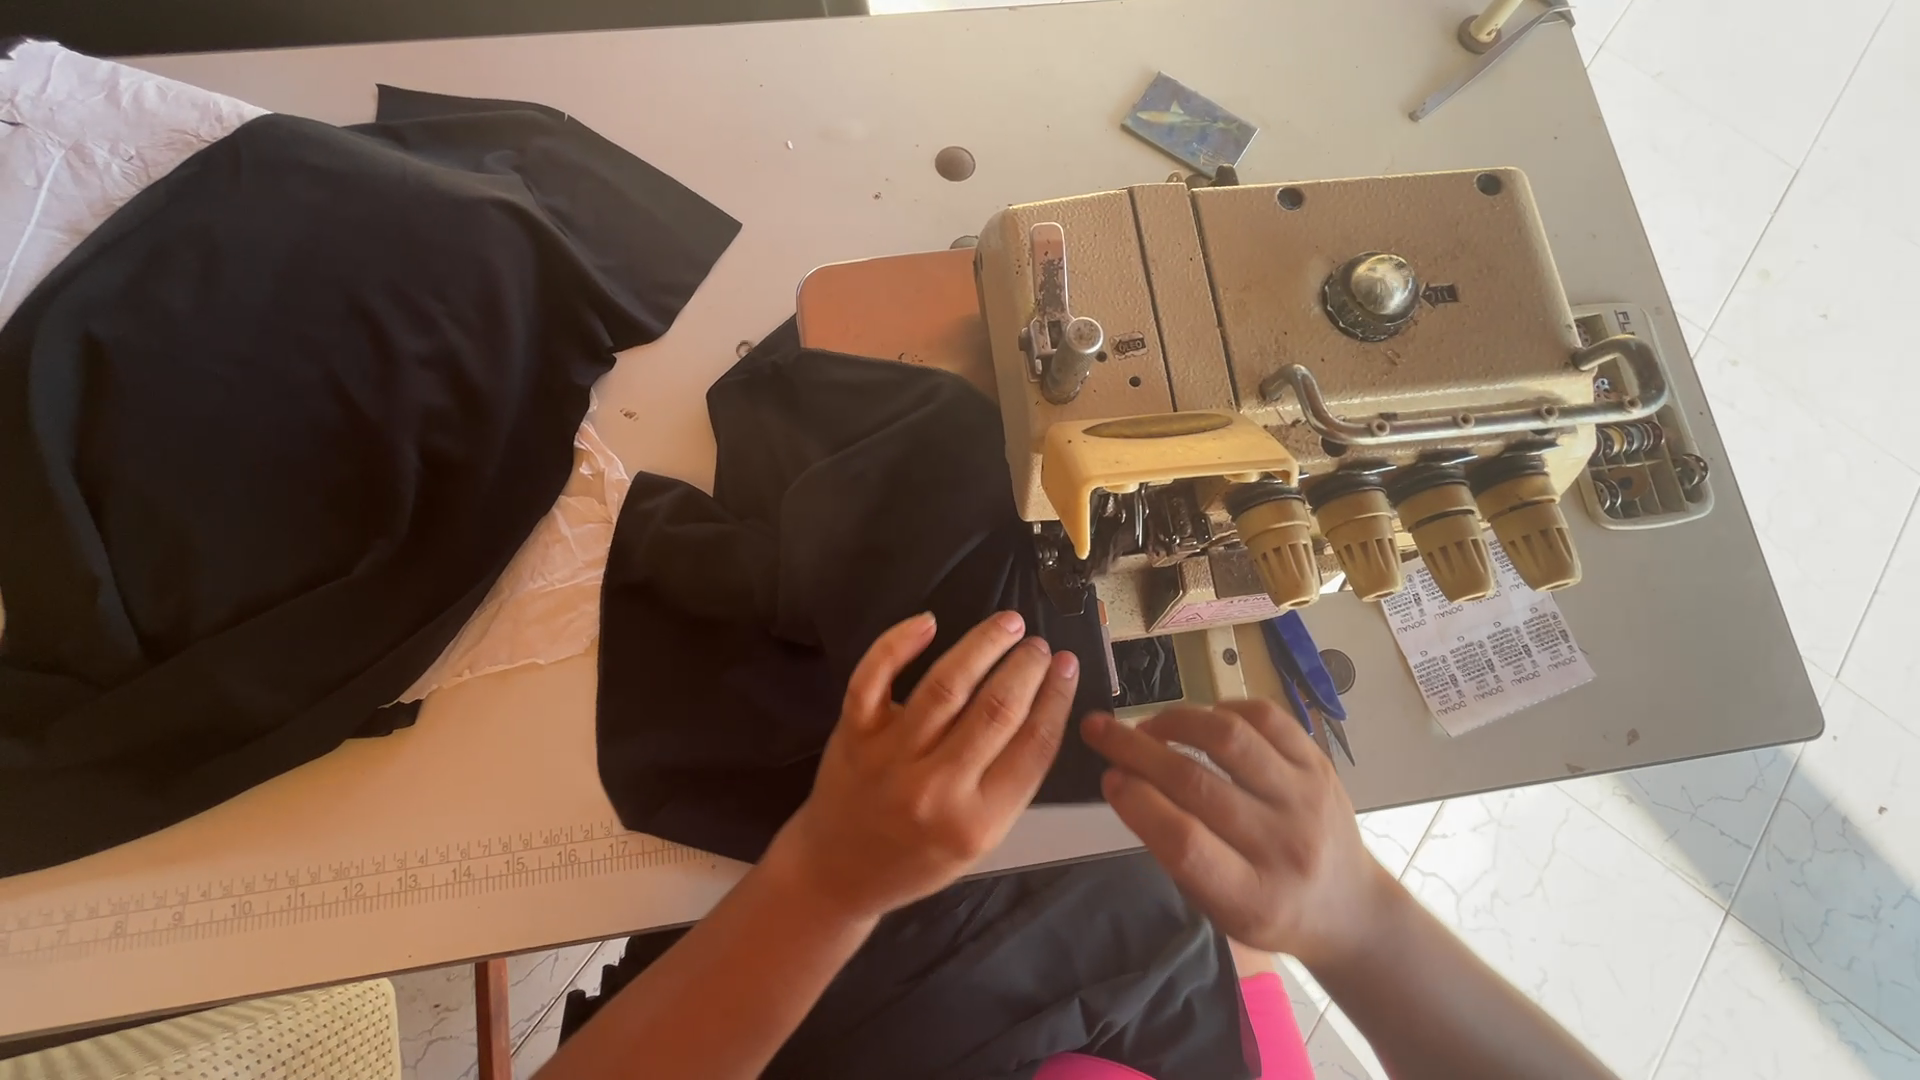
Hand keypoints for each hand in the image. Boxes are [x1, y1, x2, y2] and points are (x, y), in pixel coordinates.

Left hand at [769, 611, 1080, 921]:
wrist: (839, 874)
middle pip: (996, 709)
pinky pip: (874, 677)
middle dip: (1025, 667)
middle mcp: (938, 787)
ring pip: (946, 685)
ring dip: (983, 645)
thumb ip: (1010, 782)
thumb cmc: (917, 858)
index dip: (1057, 697)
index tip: (1066, 665)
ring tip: (1007, 625)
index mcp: (979, 820)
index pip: (1034, 745)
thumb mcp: (980, 840)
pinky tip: (929, 622)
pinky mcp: (854, 734)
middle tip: (1037, 644)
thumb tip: (1041, 705)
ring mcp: (892, 757)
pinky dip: (898, 642)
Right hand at [1080, 701, 1390, 969]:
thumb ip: (1172, 847)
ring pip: (1231, 738)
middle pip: (1198, 783)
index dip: (1137, 804)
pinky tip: (1200, 719)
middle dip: (1136, 750)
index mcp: (1253, 899)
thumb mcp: (1214, 904)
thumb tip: (1124, 776)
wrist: (1350, 909)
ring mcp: (1309, 800)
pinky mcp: (1321, 765)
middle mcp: (1286, 847)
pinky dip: (1222, 708)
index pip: (1184, 843)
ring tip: (1149, 725)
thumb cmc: (1266, 909)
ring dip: (1175, 721)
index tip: (1107, 778)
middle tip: (1100, 731)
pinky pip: (1266, 717)